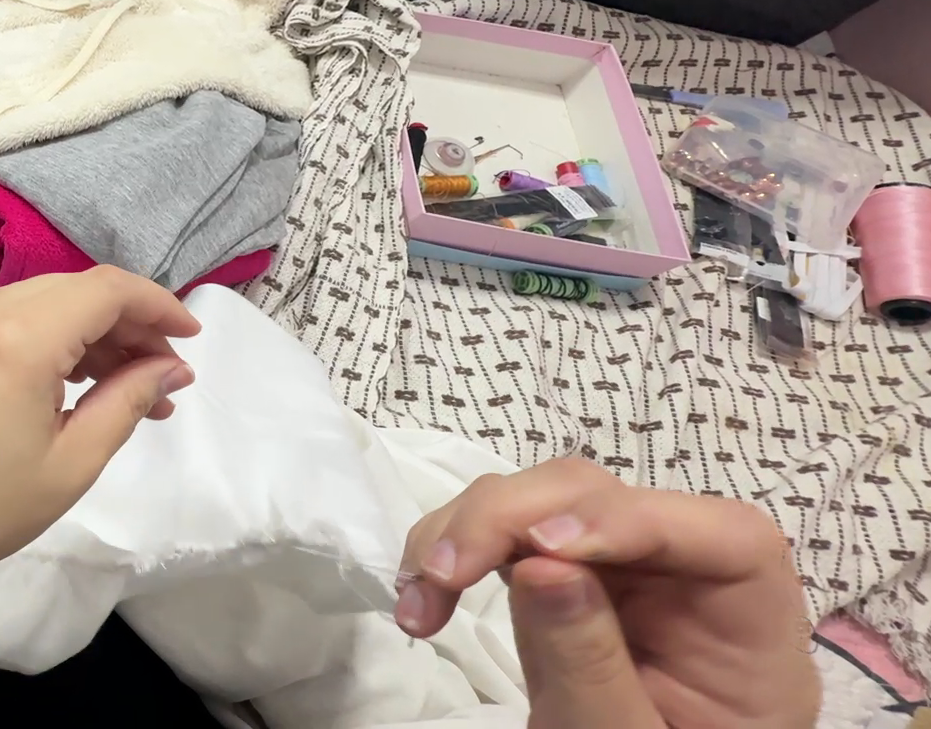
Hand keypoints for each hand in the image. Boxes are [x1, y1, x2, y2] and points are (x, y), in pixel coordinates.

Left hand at [0, 266, 200, 602]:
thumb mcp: (73, 461)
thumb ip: (129, 400)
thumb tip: (172, 367)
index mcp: (21, 334)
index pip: (107, 289)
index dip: (158, 305)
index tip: (192, 337)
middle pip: (80, 291)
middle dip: (131, 324)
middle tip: (167, 375)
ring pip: (50, 302)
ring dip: (96, 335)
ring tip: (133, 391)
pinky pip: (18, 319)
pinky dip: (58, 340)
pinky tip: (80, 383)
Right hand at [396, 457, 818, 727]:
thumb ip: (588, 665)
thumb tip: (539, 565)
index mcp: (743, 637)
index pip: (724, 537)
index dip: (630, 520)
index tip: (541, 549)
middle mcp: (677, 580)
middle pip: (593, 493)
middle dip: (505, 518)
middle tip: (443, 573)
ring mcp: (609, 568)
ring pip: (530, 496)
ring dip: (460, 532)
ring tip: (416, 596)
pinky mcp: (551, 567)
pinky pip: (494, 526)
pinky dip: (447, 546)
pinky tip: (419, 592)